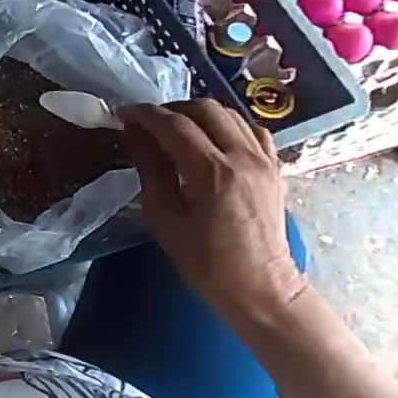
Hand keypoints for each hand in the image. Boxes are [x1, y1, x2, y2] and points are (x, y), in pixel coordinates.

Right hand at [119, 100, 310, 325]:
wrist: (260, 288)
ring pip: (229, 113)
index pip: (174, 125)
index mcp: (213, 172)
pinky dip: (226, 125)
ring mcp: (264, 160)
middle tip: (147, 124)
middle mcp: (243, 157)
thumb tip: (136, 134)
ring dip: (197, 114)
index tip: (123, 114)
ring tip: (174, 129)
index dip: (144, 114)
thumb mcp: (164, 218)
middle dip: (170, 109)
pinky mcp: (274, 167)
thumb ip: (151, 170)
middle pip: (205, 109)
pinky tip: (210, 139)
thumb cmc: (204, 261)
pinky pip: (251, 129)